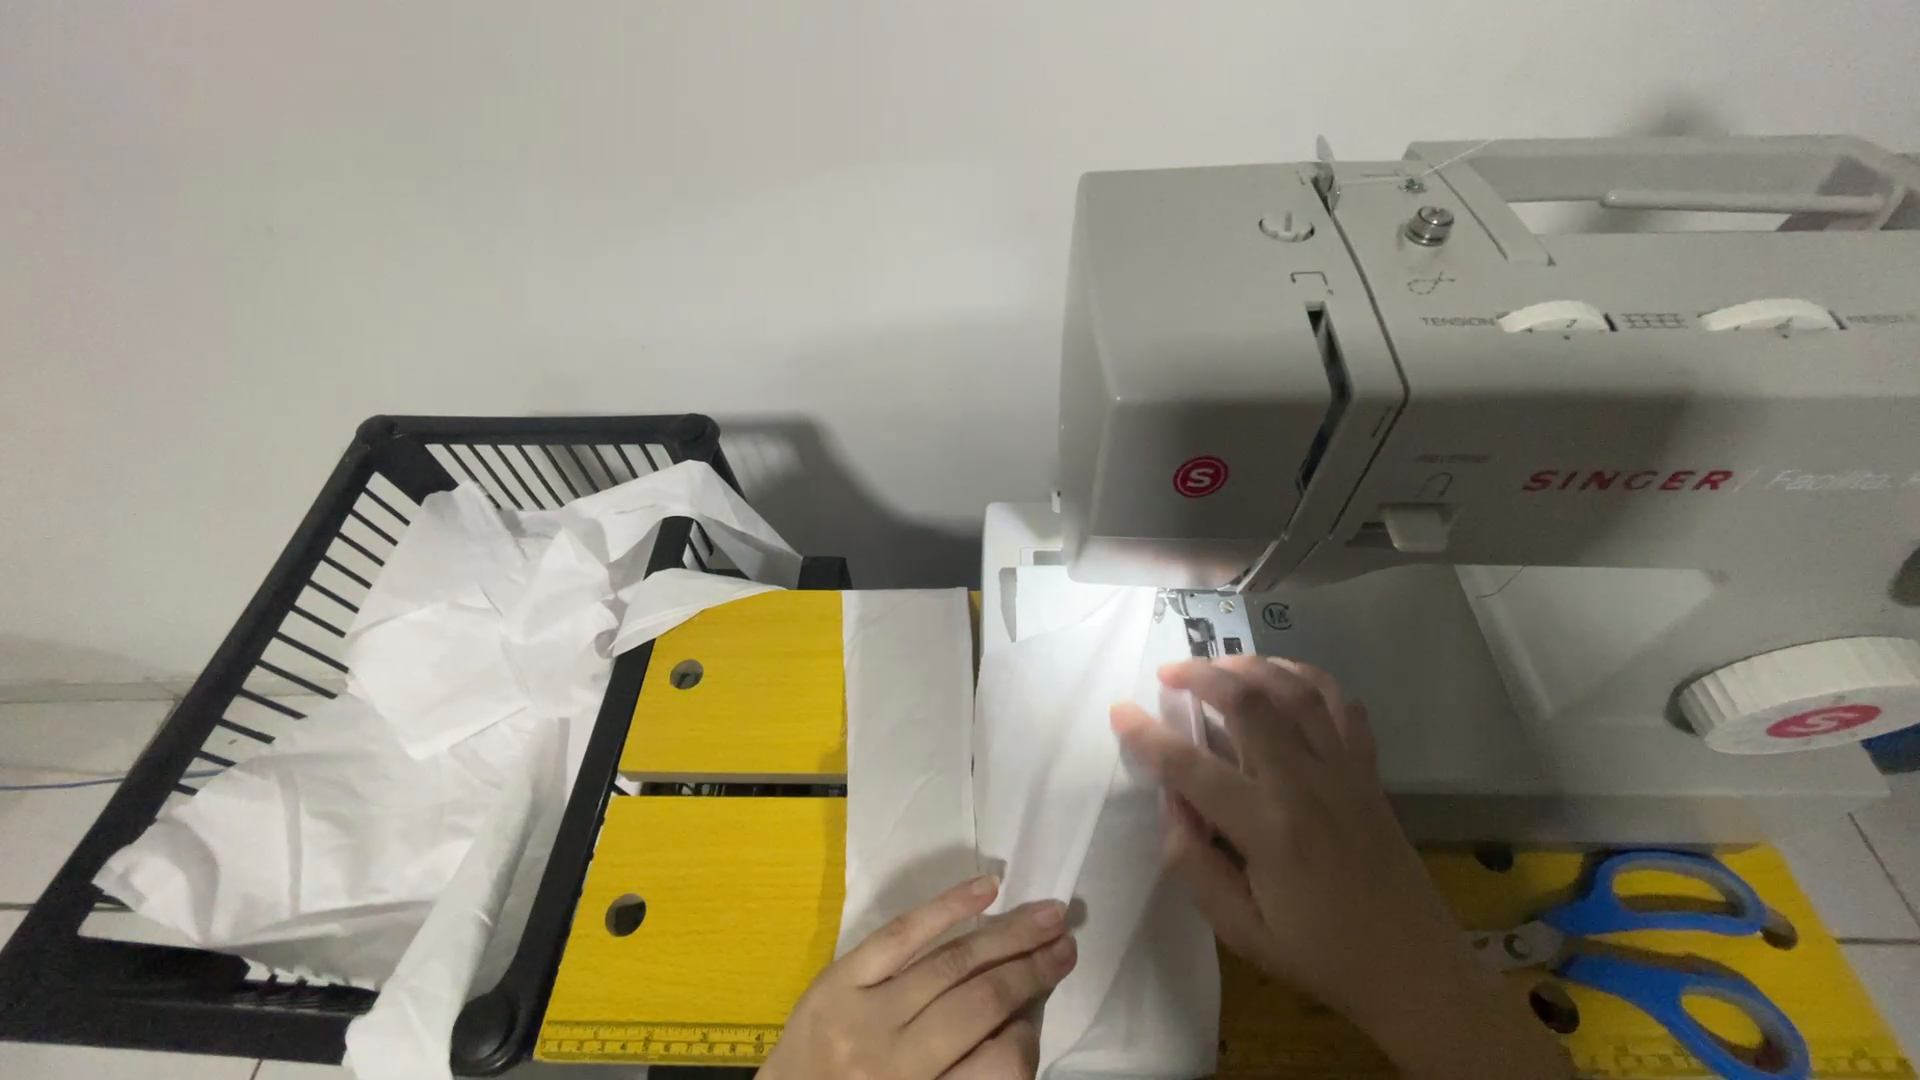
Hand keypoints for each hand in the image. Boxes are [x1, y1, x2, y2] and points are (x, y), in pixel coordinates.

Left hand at [759, 876, 1076, 1079]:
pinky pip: (900, 933)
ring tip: (1047, 916)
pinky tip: (987, 889)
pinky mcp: (837, 978)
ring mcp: (861, 1014)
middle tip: (1067, 942)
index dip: (1030, 1033)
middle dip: (1033, 968)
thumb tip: (1023, 1019)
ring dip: (1008, 935)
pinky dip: (947, 906)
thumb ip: (972, 1076)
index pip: (1001, 1065)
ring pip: (951, 963)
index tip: (1041, 1008)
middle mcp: (892, 1064)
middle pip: (981, 1002)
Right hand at [1111, 657, 1568, 1079]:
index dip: (1147, 736)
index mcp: (1269, 831)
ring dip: (1249, 666)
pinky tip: (1279, 675)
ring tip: (1216, 666)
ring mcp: (1343, 770)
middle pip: (1249, 702)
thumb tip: (1170, 803)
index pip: (1192, 768)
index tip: (1120, 713)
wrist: (1413, 968)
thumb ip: (1192, 864)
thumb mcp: (1239, 930)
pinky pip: (1340, 702)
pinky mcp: (1367, 768)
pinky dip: (1306, 675)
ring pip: (1293, 690)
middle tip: (1168, 674)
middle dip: (1199, 676)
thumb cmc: (1318, 952)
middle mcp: (1306, 786)